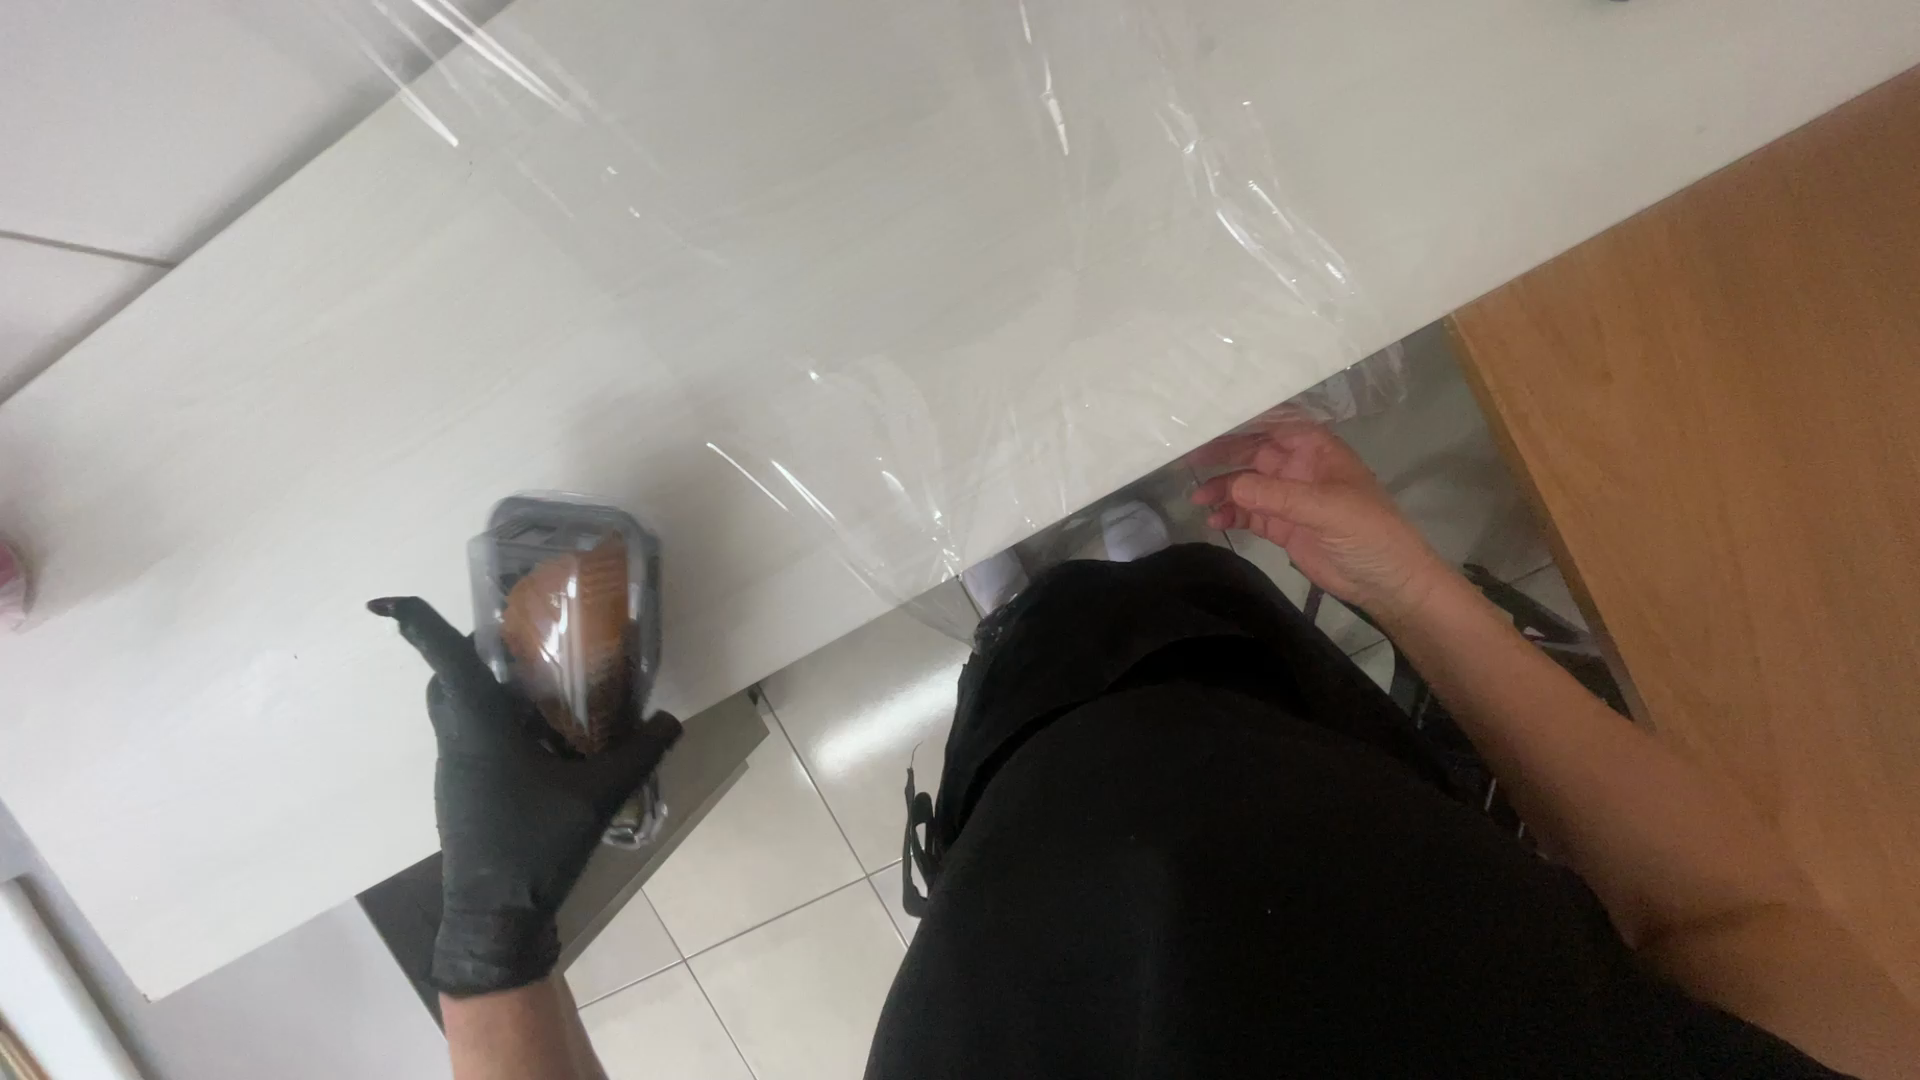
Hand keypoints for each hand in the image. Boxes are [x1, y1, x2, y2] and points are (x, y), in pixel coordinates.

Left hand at [369, 596, 680, 997]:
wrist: (494, 918)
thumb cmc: (536, 847)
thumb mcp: (600, 796)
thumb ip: (641, 751)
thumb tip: (672, 718)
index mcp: (480, 735)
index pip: (445, 666)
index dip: (418, 627)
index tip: (389, 599)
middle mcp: (458, 745)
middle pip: (444, 685)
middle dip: (463, 653)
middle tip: (515, 639)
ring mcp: (456, 772)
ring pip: (456, 713)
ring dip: (484, 689)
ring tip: (540, 682)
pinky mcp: (464, 792)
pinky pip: (471, 739)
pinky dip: (496, 722)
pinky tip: (543, 738)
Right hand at [1190, 423, 1452, 624]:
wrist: (1386, 582)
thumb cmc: (1369, 533)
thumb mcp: (1326, 509)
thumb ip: (1278, 496)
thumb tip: (1231, 486)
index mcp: (1317, 451)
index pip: (1275, 425)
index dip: (1244, 422)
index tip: (1209, 423)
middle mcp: (1299, 468)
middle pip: (1253, 453)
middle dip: (1223, 456)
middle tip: (1189, 461)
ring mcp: (1288, 498)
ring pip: (1246, 485)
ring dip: (1222, 490)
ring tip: (1199, 501)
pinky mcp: (1281, 526)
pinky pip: (1248, 514)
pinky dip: (1230, 516)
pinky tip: (1215, 522)